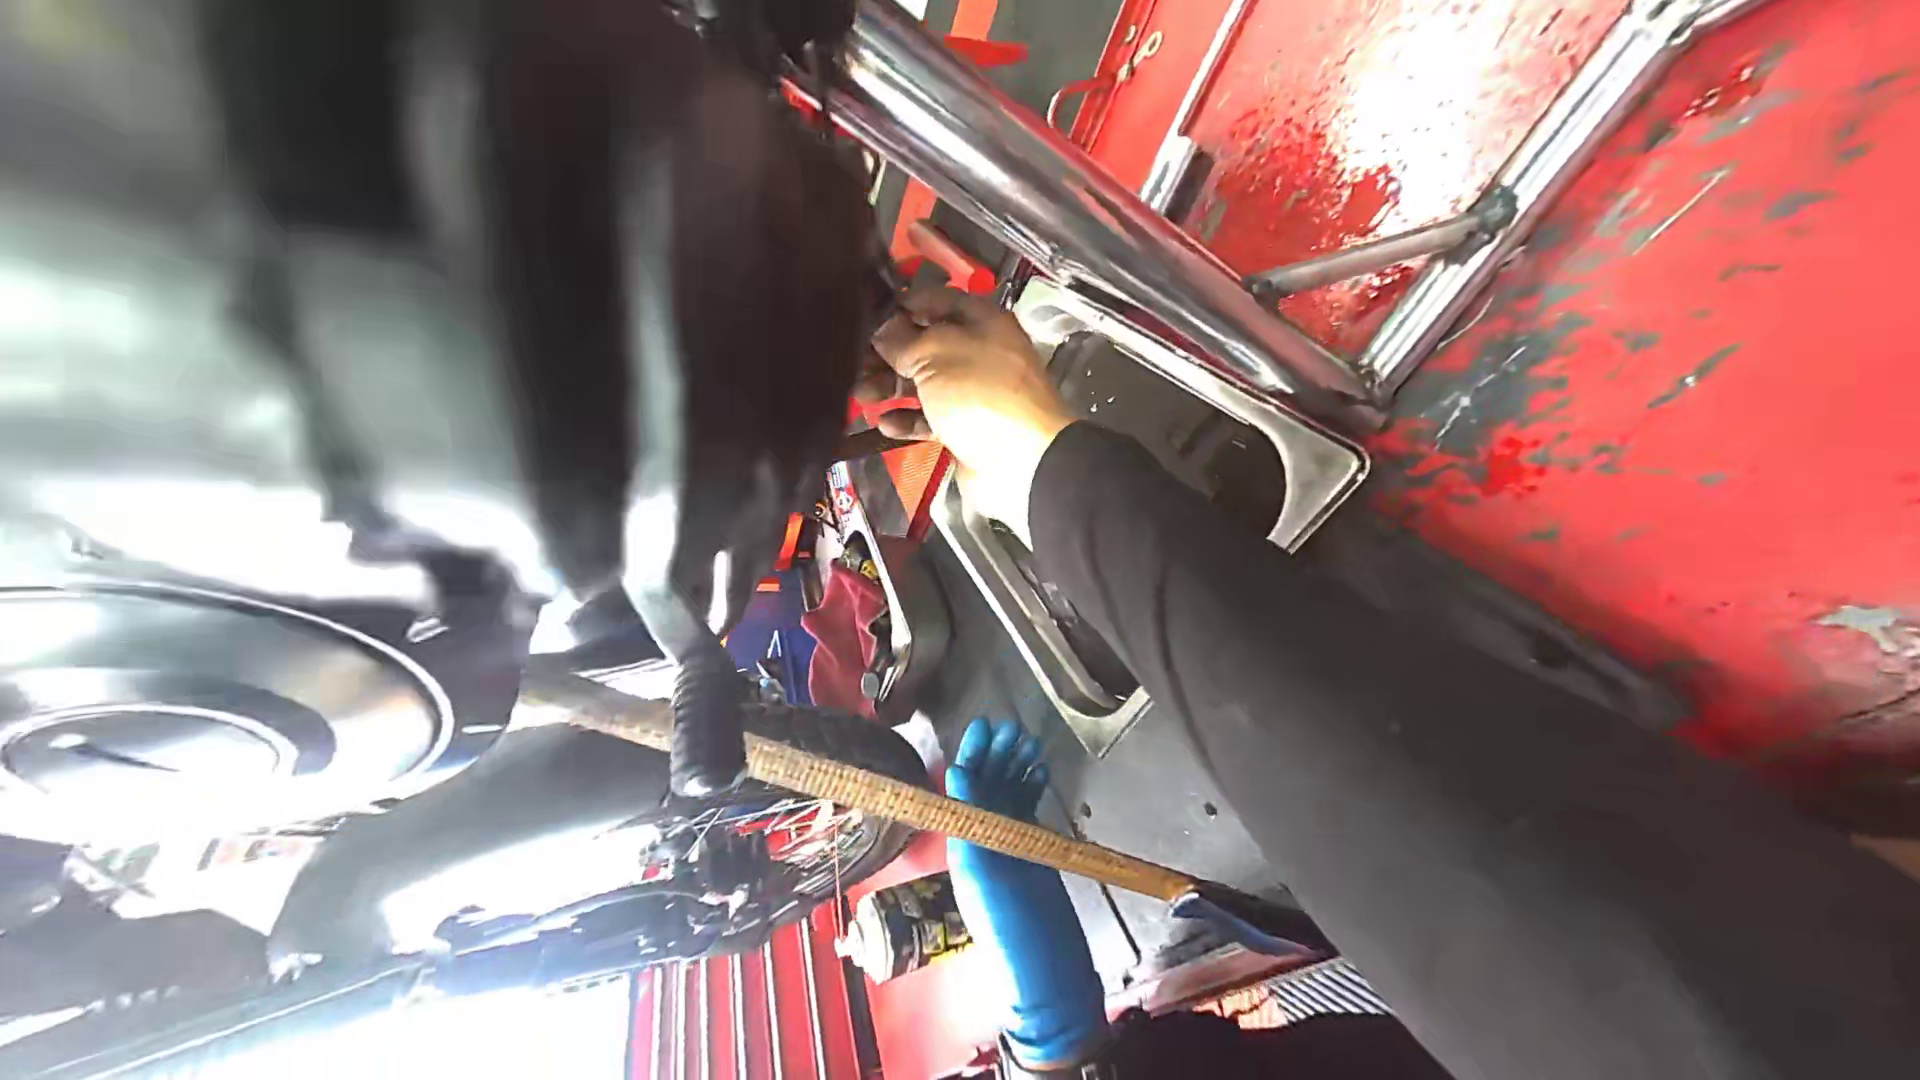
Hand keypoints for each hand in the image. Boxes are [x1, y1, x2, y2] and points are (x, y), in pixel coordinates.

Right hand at [860, 288, 1074, 537]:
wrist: (1021, 462)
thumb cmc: (980, 393)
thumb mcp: (935, 355)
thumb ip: (904, 340)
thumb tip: (883, 330)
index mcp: (982, 321)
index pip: (936, 301)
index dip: (902, 307)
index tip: (869, 318)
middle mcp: (980, 353)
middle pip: (926, 345)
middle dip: (889, 353)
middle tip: (855, 362)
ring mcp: (974, 393)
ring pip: (925, 383)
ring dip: (891, 387)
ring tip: (861, 395)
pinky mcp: (967, 427)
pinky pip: (932, 418)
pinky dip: (908, 419)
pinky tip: (885, 424)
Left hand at [945, 718, 1108, 1069]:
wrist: (1046, 970)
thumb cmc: (1008, 926)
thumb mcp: (983, 873)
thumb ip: (971, 823)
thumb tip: (958, 773)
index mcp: (965, 838)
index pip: (965, 785)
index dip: (973, 753)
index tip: (984, 727)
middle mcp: (984, 834)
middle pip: (988, 782)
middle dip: (997, 753)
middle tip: (1012, 728)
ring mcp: (1010, 841)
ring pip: (1009, 790)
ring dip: (1016, 764)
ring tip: (1029, 742)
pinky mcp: (1033, 848)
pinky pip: (1029, 807)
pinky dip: (1033, 786)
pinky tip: (1040, 770)